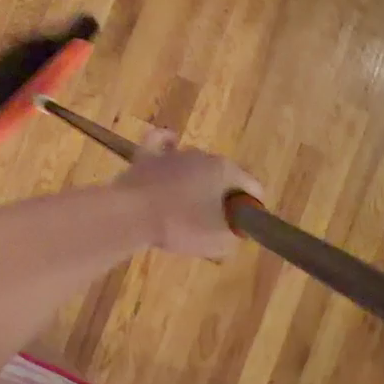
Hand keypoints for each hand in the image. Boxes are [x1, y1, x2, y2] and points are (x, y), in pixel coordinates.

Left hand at [115, 131, 262, 259]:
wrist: (131, 215)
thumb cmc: (180, 226)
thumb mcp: (219, 241)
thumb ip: (234, 233)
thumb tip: (233, 229)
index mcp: (225, 170)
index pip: (251, 187)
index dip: (252, 208)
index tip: (245, 226)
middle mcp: (200, 155)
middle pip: (222, 175)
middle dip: (223, 197)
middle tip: (216, 222)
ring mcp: (171, 153)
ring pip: (194, 164)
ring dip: (197, 181)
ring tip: (191, 205)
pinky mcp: (145, 156)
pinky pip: (159, 142)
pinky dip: (167, 143)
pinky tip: (171, 145)